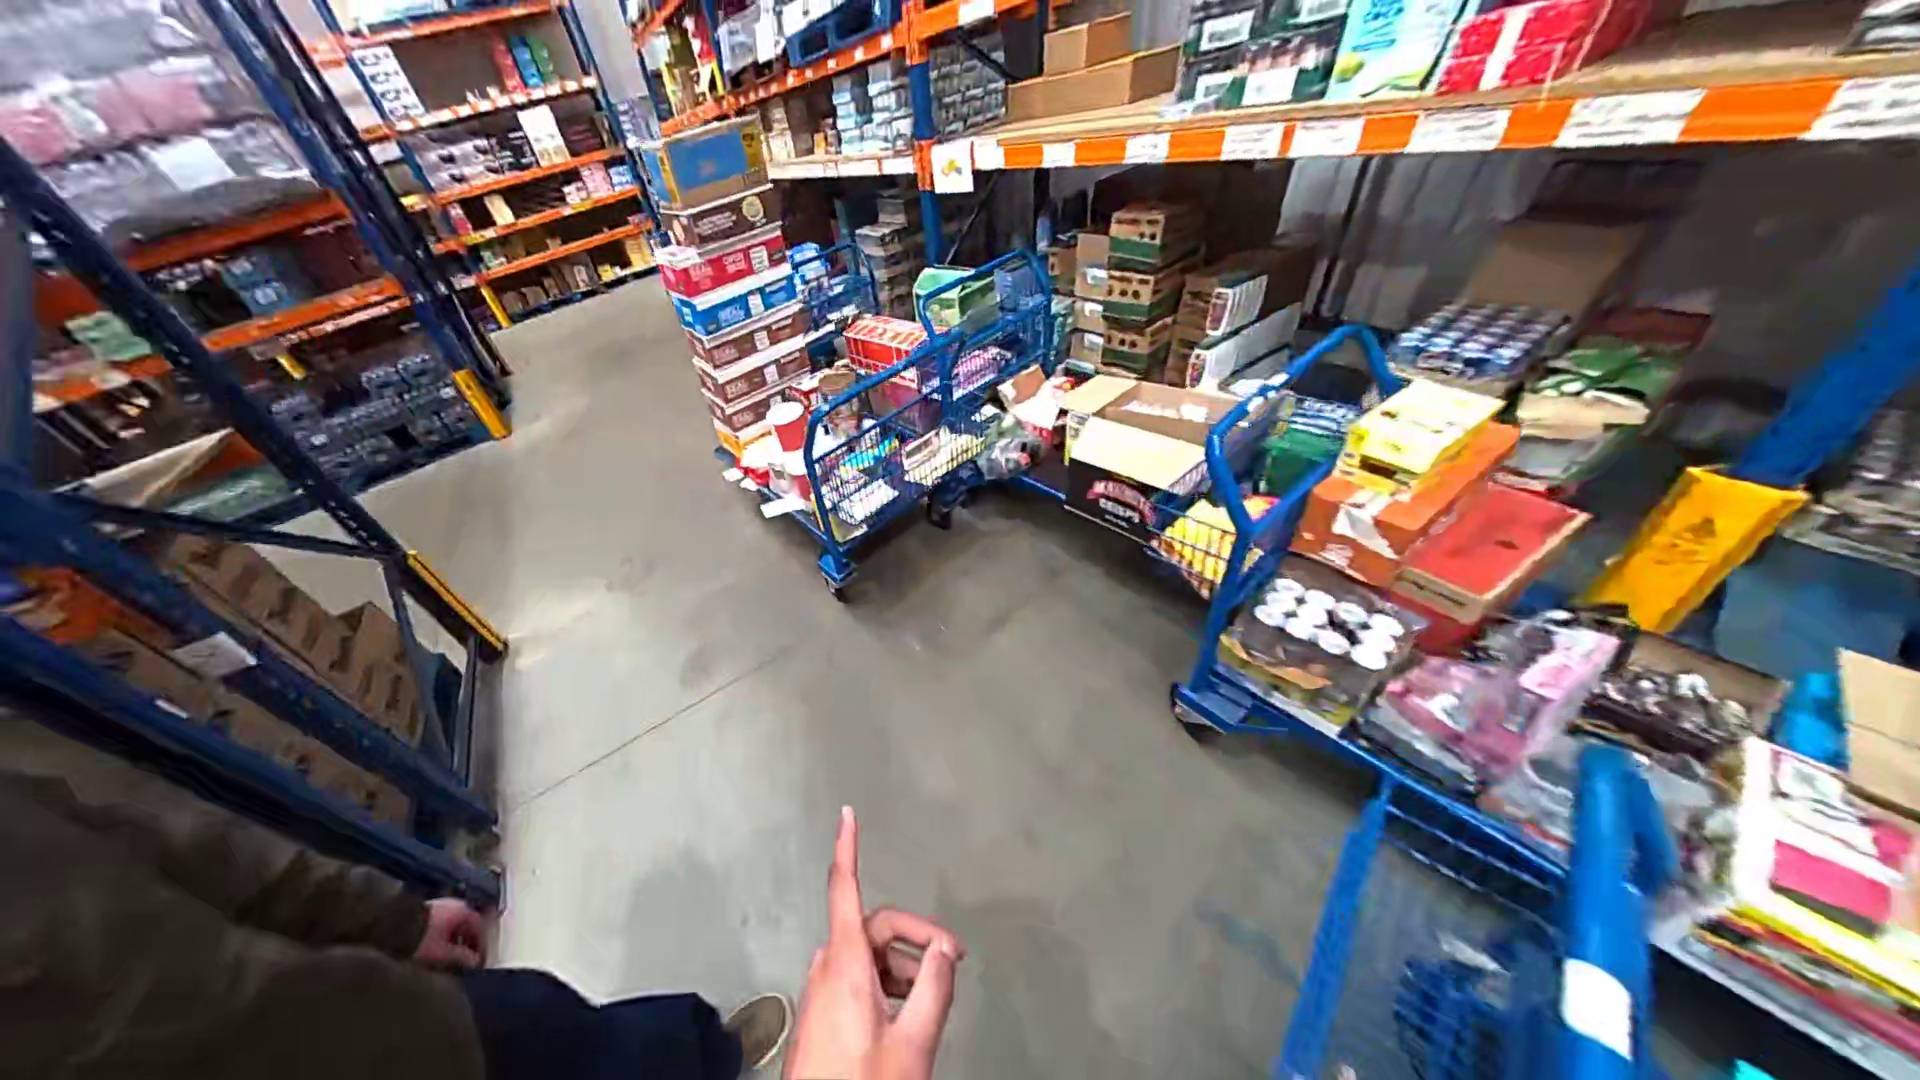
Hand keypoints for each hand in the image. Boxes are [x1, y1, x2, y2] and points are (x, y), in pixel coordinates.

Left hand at [414, 897, 485, 968]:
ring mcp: (441, 908)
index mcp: (464, 911)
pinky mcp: (427, 913)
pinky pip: (442, 926)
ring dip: (453, 943)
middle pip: (466, 927)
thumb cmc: (421, 939)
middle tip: (463, 962)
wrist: (389, 930)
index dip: (480, 944)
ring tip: (448, 961)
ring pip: (454, 927)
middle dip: (466, 945)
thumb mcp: (442, 952)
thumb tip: (475, 962)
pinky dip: (443, 939)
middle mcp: (456, 906)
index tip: (478, 960)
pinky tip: (436, 952)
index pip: (479, 927)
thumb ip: (460, 957)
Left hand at [786, 807, 963, 1079]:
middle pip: (875, 926)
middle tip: (953, 962)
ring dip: (905, 966)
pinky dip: (888, 983)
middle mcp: (828, 969)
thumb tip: (945, 951)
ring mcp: (822, 992)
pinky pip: (859, 978)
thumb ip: (934, 990)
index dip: (847, 846)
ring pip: (870, 955)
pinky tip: (907, 1014)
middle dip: (917, 937)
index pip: (844, 887)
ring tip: (932, 999)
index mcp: (845, 964)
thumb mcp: (912, 1044)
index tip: (848, 814)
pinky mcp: (823, 1013)